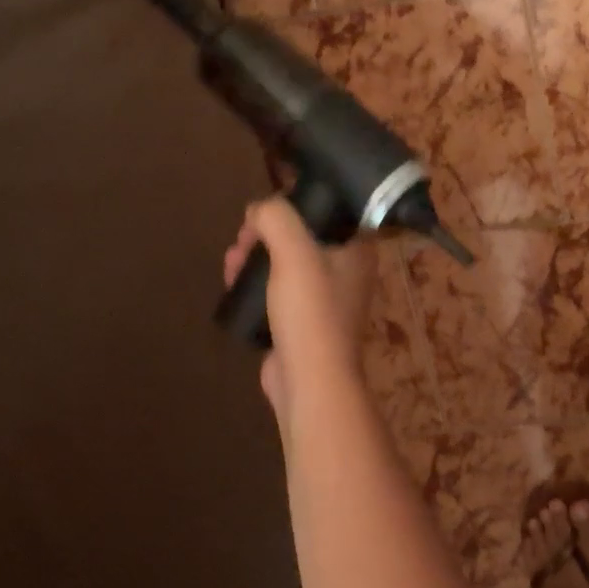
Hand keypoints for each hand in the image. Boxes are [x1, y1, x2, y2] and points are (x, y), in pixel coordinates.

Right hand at [222, 198, 376, 418]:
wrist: (309, 379)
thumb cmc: (310, 311)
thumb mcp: (294, 252)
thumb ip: (277, 218)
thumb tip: (259, 209)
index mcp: (358, 250)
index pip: (327, 212)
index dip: (293, 208)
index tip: (263, 217)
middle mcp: (347, 271)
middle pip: (300, 238)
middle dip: (264, 236)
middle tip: (240, 245)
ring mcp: (326, 299)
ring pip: (286, 265)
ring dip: (256, 259)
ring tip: (231, 265)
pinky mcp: (304, 322)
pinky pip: (278, 292)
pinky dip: (257, 286)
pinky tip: (235, 286)